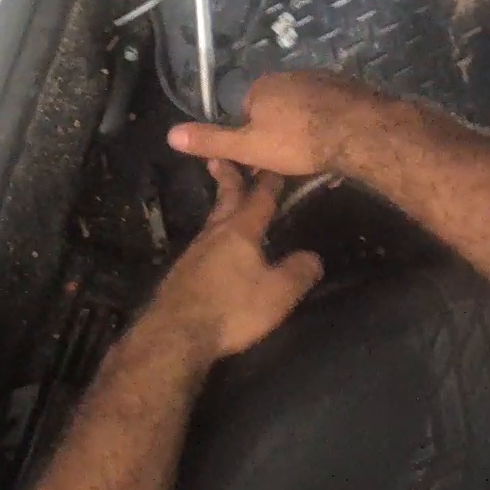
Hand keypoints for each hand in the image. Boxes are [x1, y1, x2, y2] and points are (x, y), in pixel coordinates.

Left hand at [145, 160, 322, 358]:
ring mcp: (194, 252)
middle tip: (222, 156)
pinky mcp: (183, 272)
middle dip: (229, 177)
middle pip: (225, 199)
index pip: (259, 198)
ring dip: (220, 206)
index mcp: (240, 231)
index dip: (269, 181)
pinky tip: (215, 246)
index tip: (274, 164)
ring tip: (225, 201)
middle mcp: (214, 234)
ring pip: (212, 221)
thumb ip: (298, 272)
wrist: (175, 332)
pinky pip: (203, 244)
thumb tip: (313, 256)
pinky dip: (213, 234)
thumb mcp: (277, 293)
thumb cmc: (231, 308)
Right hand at [167, 70, 389, 176]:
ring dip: (304, 127)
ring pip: (303, 107)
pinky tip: (335, 142)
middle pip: (274, 108)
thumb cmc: (297, 141)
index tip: (261, 159)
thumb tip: (170, 134)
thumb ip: (212, 141)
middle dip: (278, 131)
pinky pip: (328, 107)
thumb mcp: (248, 147)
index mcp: (261, 87)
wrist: (358, 131)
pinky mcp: (347, 87)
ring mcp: (320, 79)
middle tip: (288, 161)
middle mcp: (289, 76)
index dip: (250, 136)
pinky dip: (327, 122)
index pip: (245, 111)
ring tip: (313, 154)